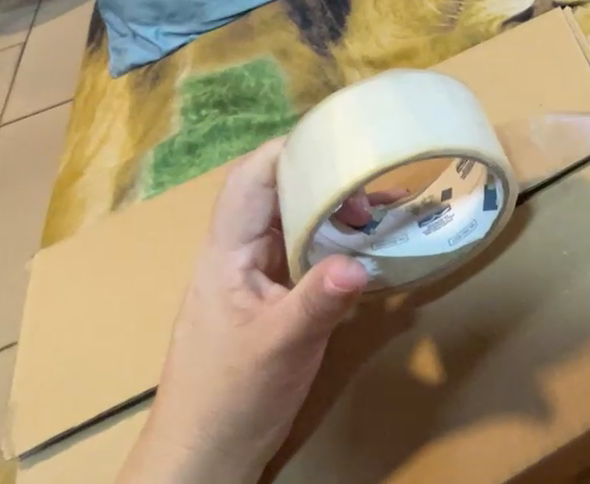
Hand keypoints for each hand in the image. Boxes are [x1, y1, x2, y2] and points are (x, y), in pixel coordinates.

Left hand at [121, 139, 369, 483]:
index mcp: (227, 253)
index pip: (251, 179)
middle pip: (281, 191)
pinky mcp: (279, 297)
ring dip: (340, 207)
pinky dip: (344, 239)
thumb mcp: (279, 348)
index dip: (290, 149)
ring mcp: (261, 276)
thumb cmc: (228, 399)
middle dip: (328, 176)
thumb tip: (361, 265)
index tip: (341, 138)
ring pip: (299, 220)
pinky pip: (312, 250)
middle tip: (377, 180)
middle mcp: (242, 254)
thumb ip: (318, 302)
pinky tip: (376, 244)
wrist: (203, 460)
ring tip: (386, 207)